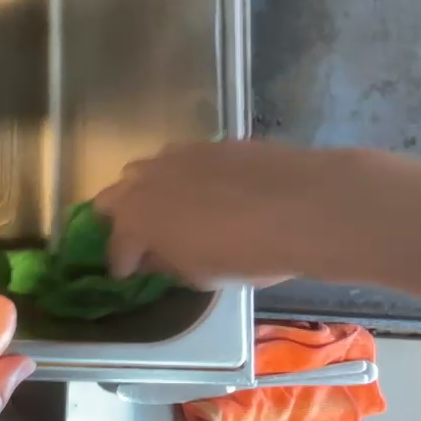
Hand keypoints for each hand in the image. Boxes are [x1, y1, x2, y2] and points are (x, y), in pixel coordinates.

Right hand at [93, 140, 372, 285]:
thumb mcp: (201, 276)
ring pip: (140, 172)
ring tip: (170, 207)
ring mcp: (173, 158)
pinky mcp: (206, 144)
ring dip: (146, 191)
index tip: (127, 274)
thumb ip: (167, 264)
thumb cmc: (249, 253)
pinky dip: (182, 176)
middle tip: (140, 235)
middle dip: (119, 219)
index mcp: (133, 222)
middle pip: (110, 199)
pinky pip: (179, 160)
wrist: (310, 206)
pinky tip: (207, 190)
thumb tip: (155, 257)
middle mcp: (141, 184)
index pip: (114, 248)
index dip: (121, 264)